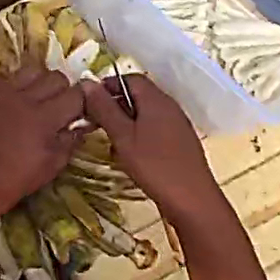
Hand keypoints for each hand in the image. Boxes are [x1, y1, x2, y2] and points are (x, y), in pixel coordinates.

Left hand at [0, 67, 83, 204]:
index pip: (76, 94)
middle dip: (65, 89)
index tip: (84, 109)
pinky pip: (11, 77)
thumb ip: (73, 137)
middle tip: (63, 106)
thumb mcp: (57, 160)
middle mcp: (28, 99)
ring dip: (42, 81)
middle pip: (56, 77)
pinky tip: (22, 98)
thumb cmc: (26, 172)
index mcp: (47, 116)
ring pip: (34, 71)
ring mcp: (9, 94)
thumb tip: (85, 123)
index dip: (84, 100)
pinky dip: (19, 83)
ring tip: (42, 98)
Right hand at [78, 75, 224, 218]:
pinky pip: (155, 129)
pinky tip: (130, 155)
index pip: (130, 78)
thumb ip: (104, 108)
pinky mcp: (180, 143)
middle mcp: (170, 107)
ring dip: (125, 123)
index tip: (90, 102)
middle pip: (138, 95)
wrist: (193, 201)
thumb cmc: (154, 165)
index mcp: (156, 100)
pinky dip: (138, 135)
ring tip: (111, 142)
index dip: (108, 85)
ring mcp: (177, 125)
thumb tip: (86, 82)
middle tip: (96, 123)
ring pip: (145, 113)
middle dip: (115, 105)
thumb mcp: (122, 136)